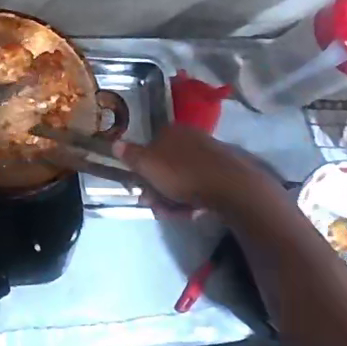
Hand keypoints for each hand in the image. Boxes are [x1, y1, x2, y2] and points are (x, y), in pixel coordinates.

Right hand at [115, 124, 283, 208]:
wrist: (231, 186)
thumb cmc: (182, 173)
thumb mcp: (147, 165)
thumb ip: (130, 155)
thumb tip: (114, 143)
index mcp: (171, 131)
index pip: (150, 147)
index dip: (142, 170)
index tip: (141, 188)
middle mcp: (191, 137)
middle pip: (165, 166)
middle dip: (158, 189)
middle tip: (157, 207)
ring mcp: (209, 153)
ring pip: (182, 178)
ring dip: (174, 198)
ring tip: (175, 213)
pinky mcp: (224, 171)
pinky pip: (201, 185)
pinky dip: (193, 199)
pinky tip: (193, 211)